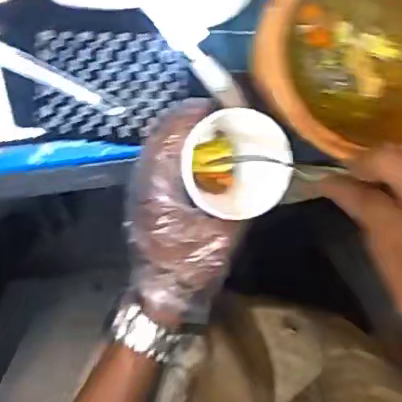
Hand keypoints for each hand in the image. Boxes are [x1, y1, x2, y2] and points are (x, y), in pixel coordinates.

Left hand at [126, 99, 244, 325]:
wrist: (159, 297)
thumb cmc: (189, 266)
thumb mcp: (223, 232)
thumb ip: (240, 197)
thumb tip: (261, 165)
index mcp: (157, 181)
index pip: (172, 131)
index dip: (195, 112)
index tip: (220, 103)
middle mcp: (143, 175)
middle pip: (162, 130)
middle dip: (190, 116)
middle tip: (221, 113)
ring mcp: (140, 184)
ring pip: (158, 142)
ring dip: (183, 131)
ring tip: (214, 128)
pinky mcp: (144, 193)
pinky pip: (158, 157)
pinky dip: (178, 147)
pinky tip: (200, 153)